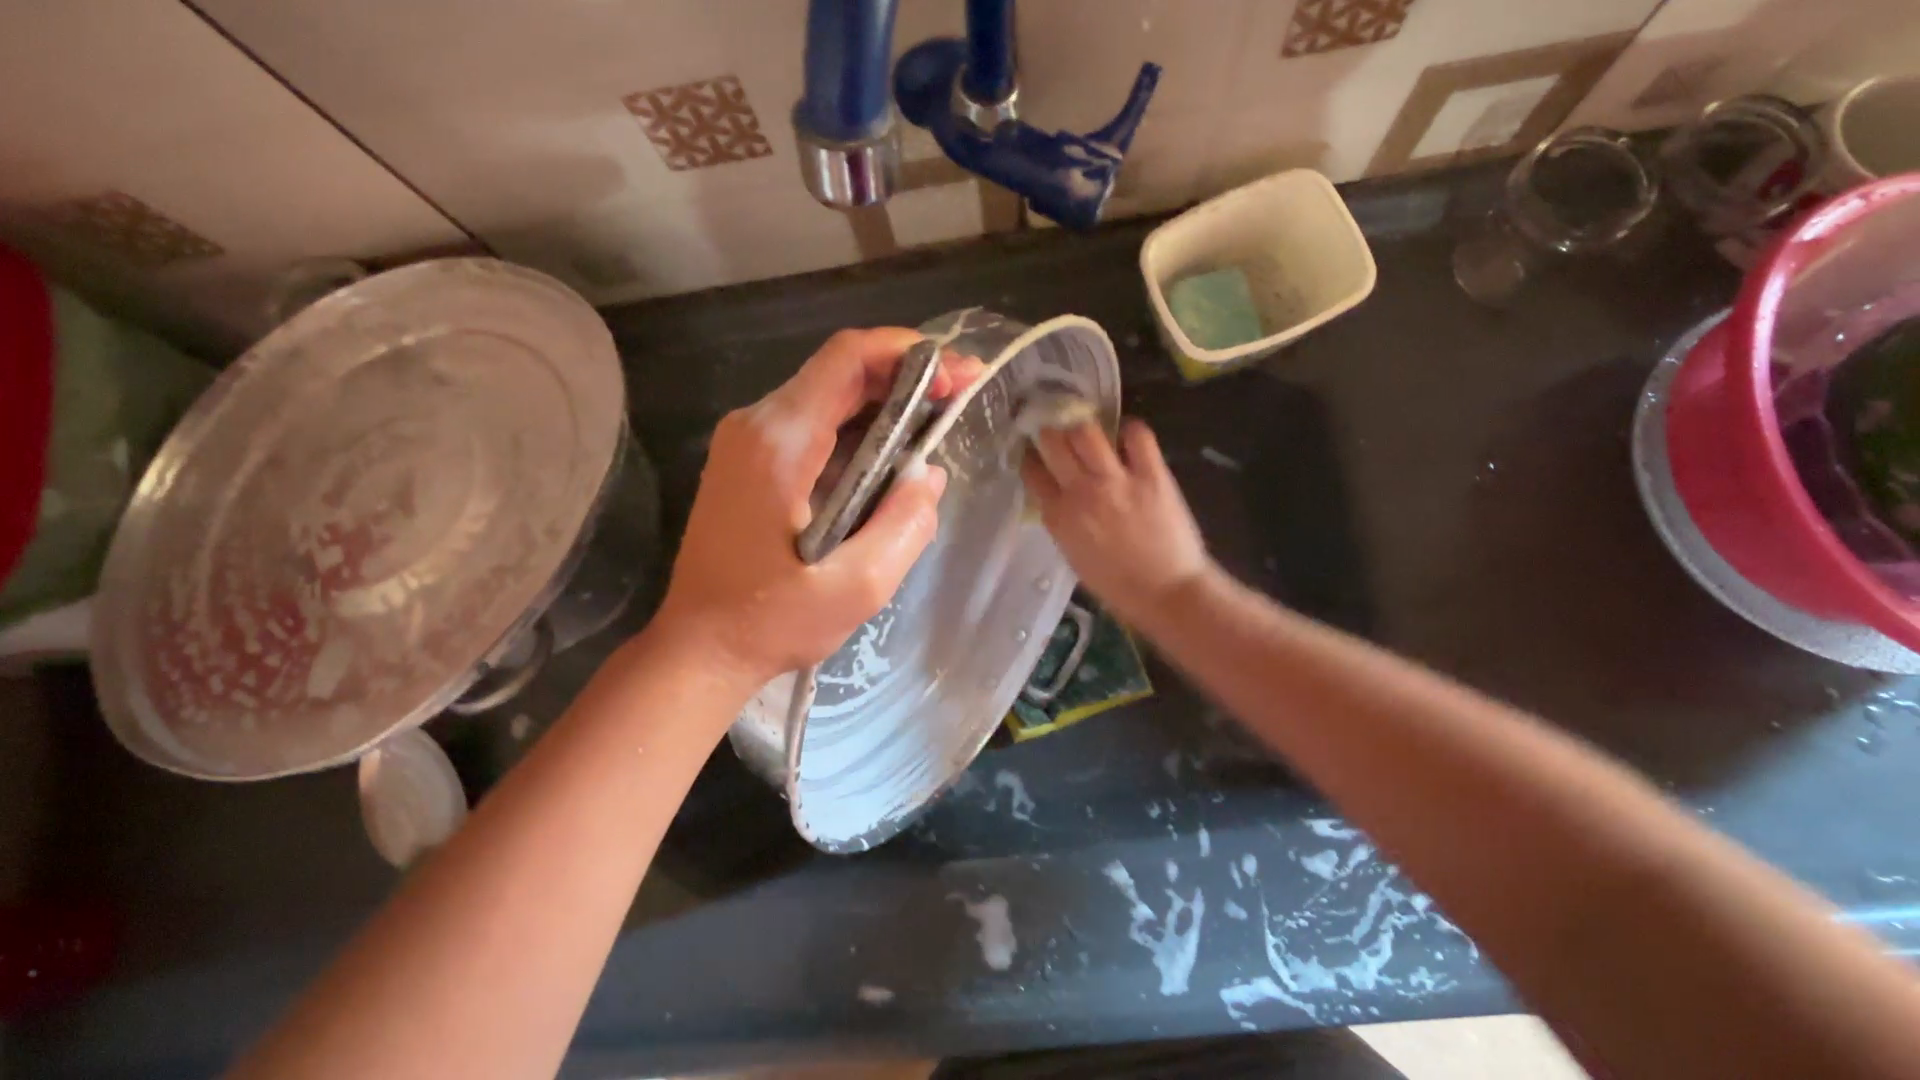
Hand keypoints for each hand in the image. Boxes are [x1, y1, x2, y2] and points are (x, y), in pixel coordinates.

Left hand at [655, 328, 981, 695]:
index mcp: (780, 441)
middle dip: (906, 376)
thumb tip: (929, 473)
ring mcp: (745, 441)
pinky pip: (810, 424)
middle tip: (960, 398)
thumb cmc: (771, 621)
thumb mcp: (857, 586)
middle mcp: (756, 425)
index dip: (909, 353)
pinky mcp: (746, 462)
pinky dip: (856, 428)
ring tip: (935, 425)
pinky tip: (888, 456)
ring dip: (882, 402)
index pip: (847, 358)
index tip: (959, 375)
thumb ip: (905, 524)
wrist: (698, 648)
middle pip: (839, 371)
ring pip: (825, 395)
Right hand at [1021, 418, 1213, 624]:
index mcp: (1058, 516)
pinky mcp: (1151, 474)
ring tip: (1092, 435)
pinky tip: (1129, 439)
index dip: (1030, 456)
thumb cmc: (1117, 586)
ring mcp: (1116, 480)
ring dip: (1085, 427)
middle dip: (1052, 432)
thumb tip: (1059, 497)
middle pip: (1053, 441)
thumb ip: (1062, 522)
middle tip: (1059, 433)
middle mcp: (1081, 492)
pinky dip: (1131, 430)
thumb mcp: (1073, 555)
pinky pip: (1137, 435)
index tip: (1034, 451)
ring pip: (1087, 431)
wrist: (1166, 593)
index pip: (1032, 471)